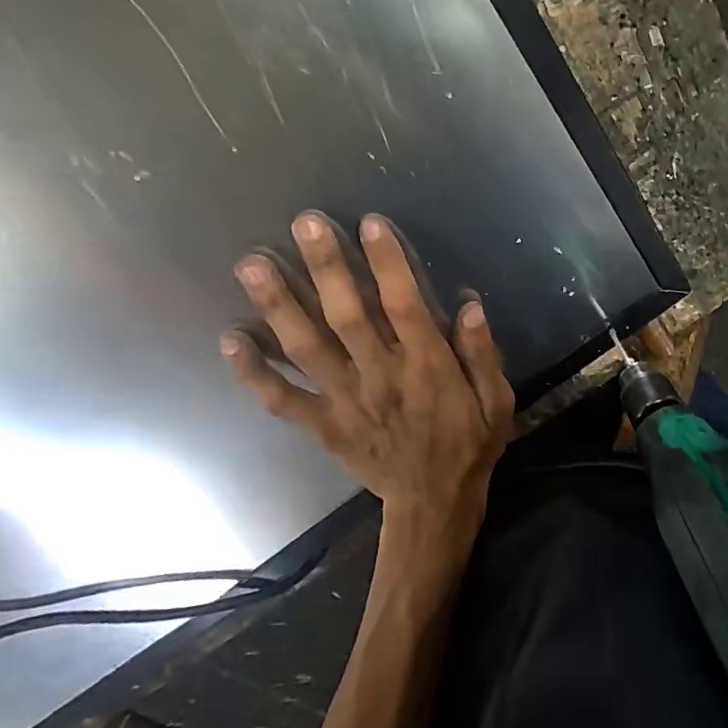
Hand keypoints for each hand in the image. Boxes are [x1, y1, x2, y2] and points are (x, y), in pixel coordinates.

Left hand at [220, 212, 514, 537]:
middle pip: (348, 316)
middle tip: (303, 224)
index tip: (369, 223)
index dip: (388, 263)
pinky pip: (283, 400)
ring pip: (307, 349)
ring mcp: (345, 402)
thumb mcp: (497, 403)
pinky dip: (254, 373)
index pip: (405, 306)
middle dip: (325, 268)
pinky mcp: (323, 426)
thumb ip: (483, 355)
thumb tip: (469, 306)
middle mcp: (380, 378)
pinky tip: (231, 339)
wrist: (433, 504)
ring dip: (278, 306)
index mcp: (427, 369)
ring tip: (251, 265)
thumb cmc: (469, 446)